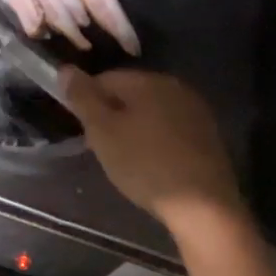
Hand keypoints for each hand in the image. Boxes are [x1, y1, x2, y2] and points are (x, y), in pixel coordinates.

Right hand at [63, 68, 247, 228]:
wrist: (203, 206)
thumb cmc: (145, 165)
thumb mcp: (103, 132)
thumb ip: (83, 98)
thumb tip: (66, 69)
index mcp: (149, 81)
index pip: (106, 78)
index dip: (87, 101)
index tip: (82, 129)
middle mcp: (175, 88)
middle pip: (131, 94)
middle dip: (111, 115)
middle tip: (100, 148)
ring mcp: (196, 112)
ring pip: (151, 112)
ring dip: (133, 129)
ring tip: (124, 160)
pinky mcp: (208, 136)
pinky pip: (170, 130)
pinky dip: (155, 141)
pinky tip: (151, 165)